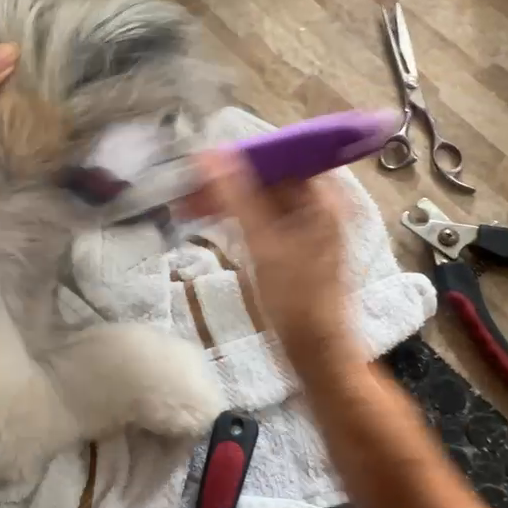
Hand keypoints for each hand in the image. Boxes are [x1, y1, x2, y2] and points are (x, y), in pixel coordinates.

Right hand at [192, 150, 358, 363]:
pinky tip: (207, 222)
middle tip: (184, 191)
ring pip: (259, 199)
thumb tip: (209, 154)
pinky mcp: (293, 246)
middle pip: (266, 178)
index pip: (279, 156)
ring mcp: (306, 226)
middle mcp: (318, 204)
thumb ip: (236, 196)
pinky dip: (235, 219)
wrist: (317, 353)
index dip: (240, 155)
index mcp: (322, 197)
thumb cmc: (296, 300)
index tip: (201, 163)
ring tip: (186, 208)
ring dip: (225, 200)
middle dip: (226, 182)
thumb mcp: (262, 244)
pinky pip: (260, 219)